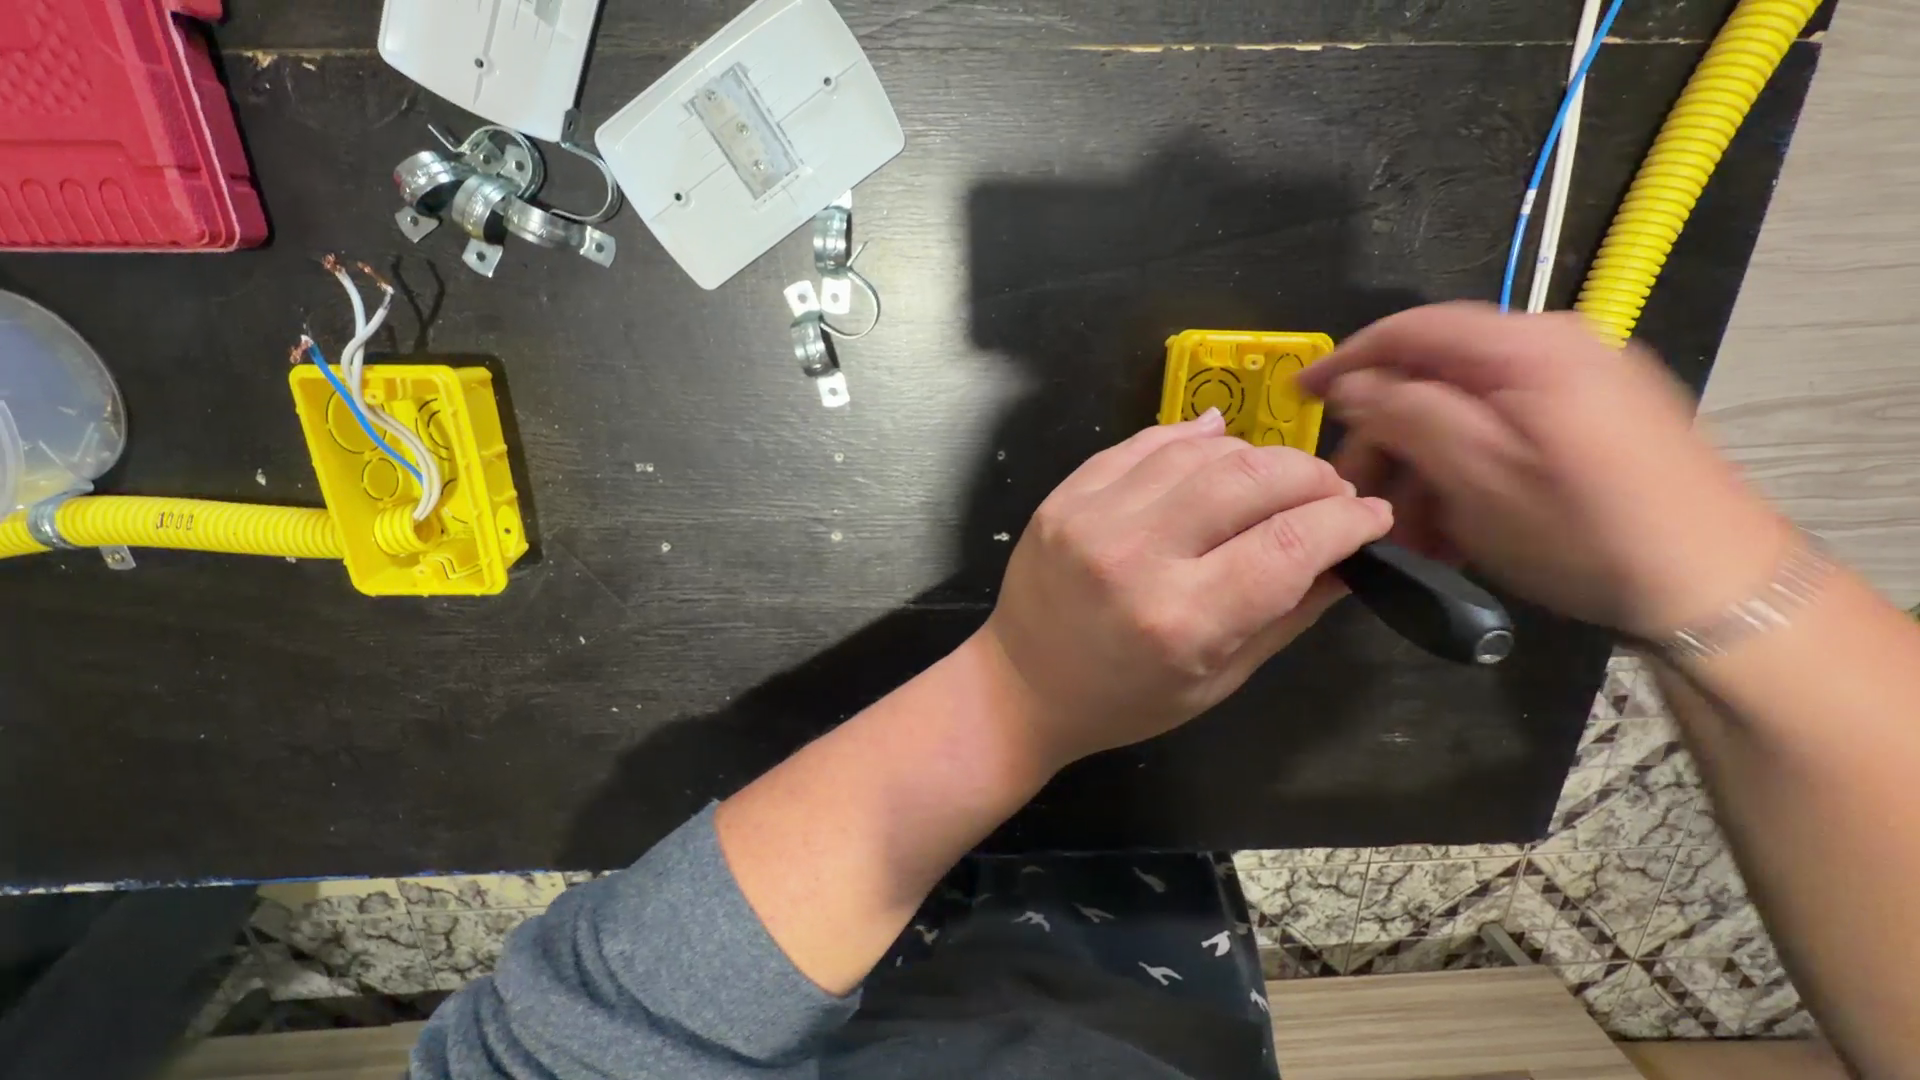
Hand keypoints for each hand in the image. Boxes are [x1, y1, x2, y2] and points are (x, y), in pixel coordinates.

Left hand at [980, 408, 1392, 768]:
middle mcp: (1136, 557)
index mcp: (1181, 620)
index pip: (1289, 546)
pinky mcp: (1064, 496)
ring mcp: (1092, 518)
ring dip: (1256, 454)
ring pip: (1200, 451)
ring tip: (1277, 477)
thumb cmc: (1124, 700)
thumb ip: (1287, 614)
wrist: (1021, 686)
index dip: (1348, 521)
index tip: (1372, 515)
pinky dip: (1191, 437)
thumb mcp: (1218, 679)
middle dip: (1312, 476)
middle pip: (1251, 480)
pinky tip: (1218, 442)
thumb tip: (1350, 557)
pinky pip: (1143, 443)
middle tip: (1330, 493)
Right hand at [1298, 302, 1789, 637]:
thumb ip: (1406, 414)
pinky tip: (1448, 526)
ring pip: (1462, 413)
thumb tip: (1354, 385)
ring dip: (1418, 467)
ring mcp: (1576, 388)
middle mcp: (1552, 351)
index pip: (1411, 329)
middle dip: (1384, 435)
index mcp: (1525, 349)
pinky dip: (1459, 474)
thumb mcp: (1477, 474)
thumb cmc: (1584, 531)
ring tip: (1403, 529)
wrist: (1715, 585)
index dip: (1345, 359)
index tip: (1299, 394)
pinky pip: (1498, 435)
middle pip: (1434, 375)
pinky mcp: (1588, 424)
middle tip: (1354, 493)